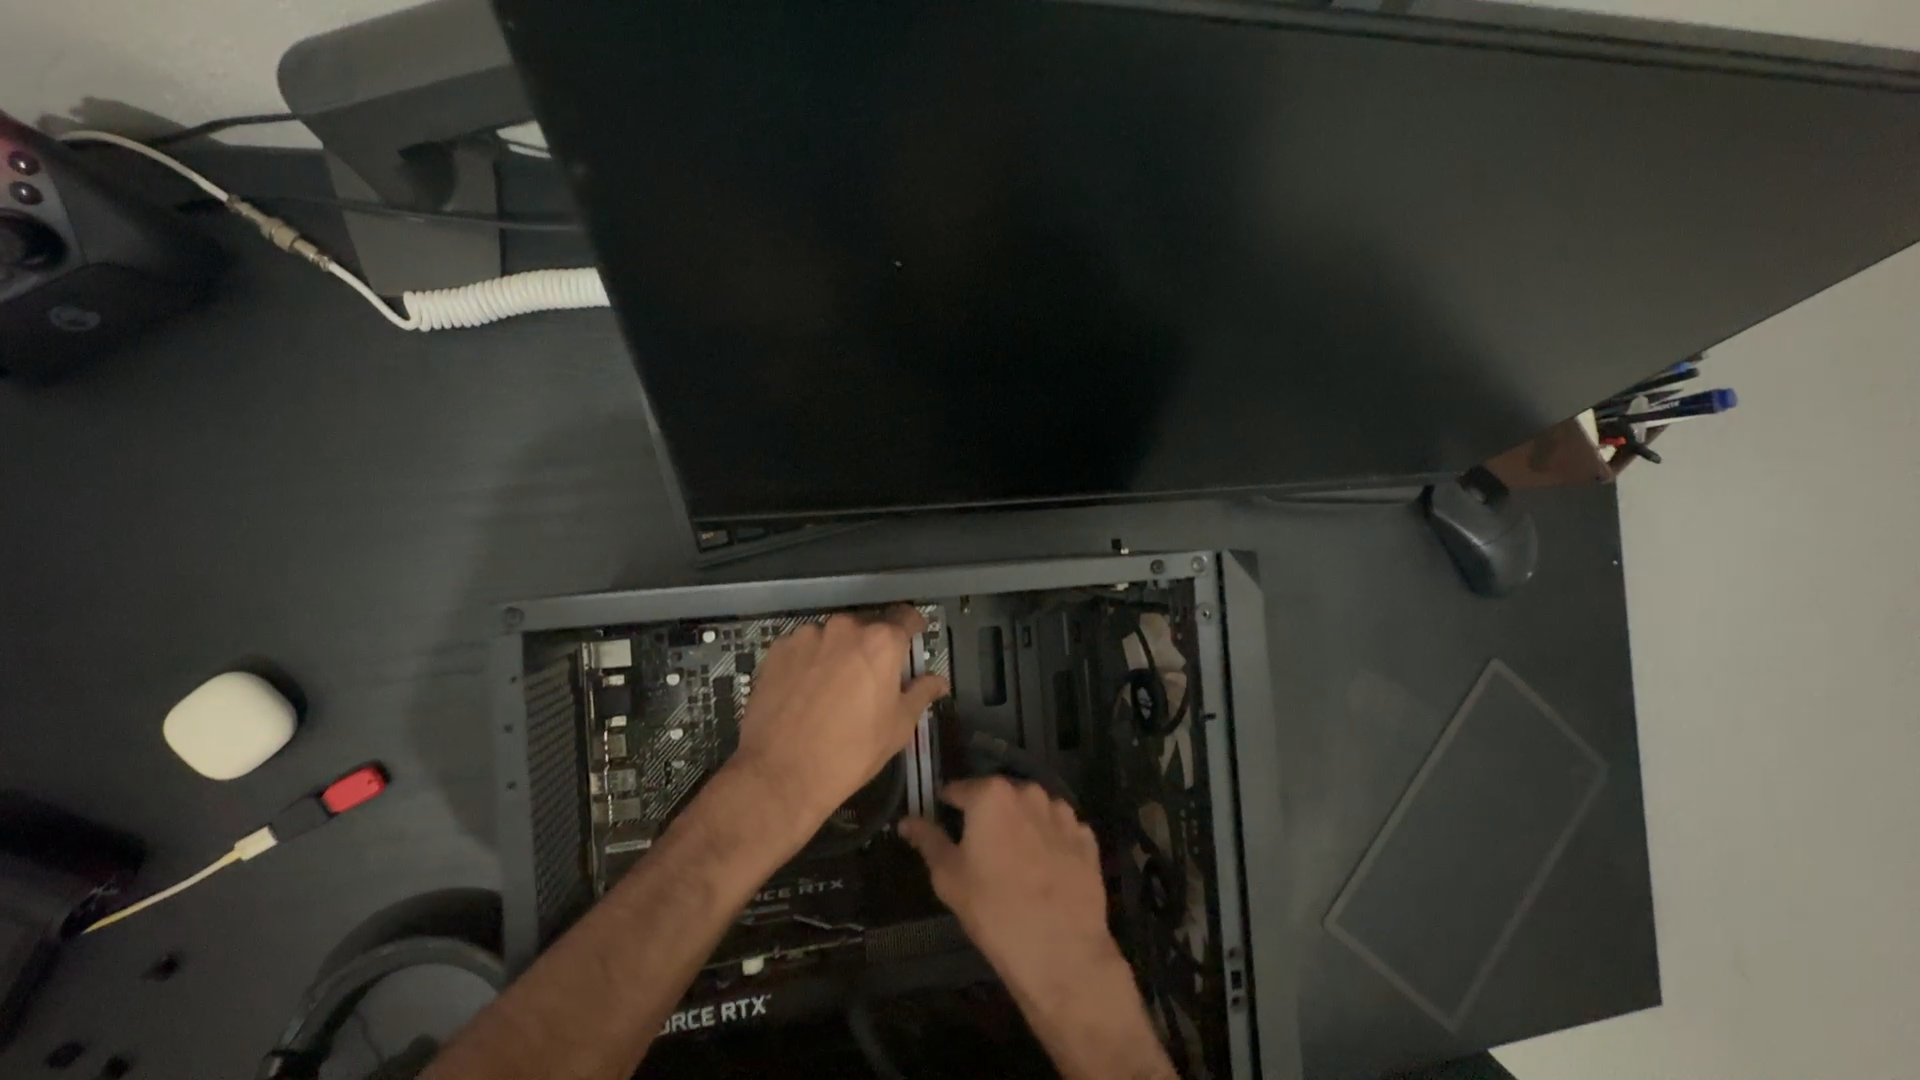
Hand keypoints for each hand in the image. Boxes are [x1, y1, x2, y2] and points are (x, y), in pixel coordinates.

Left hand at [726, 606, 948, 831]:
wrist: (782, 772)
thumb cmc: (851, 751)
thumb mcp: (899, 727)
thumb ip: (921, 694)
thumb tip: (938, 681)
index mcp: (881, 642)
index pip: (906, 617)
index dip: (912, 628)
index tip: (912, 640)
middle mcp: (844, 628)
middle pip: (866, 627)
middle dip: (872, 647)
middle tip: (870, 679)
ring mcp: (806, 636)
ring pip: (832, 637)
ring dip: (838, 653)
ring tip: (832, 688)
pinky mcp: (777, 651)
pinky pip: (803, 648)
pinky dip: (809, 662)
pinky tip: (805, 691)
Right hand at [899, 778, 1121, 1006]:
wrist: (1062, 951)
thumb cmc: (994, 910)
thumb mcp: (948, 876)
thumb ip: (928, 840)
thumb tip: (907, 820)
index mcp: (991, 794)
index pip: (958, 790)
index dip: (946, 807)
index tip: (942, 826)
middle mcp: (1029, 792)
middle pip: (998, 797)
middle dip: (986, 816)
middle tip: (977, 851)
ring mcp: (1063, 814)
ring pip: (1031, 811)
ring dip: (1020, 826)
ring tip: (1013, 863)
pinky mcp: (1087, 839)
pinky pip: (1059, 831)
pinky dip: (1049, 843)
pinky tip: (1043, 872)